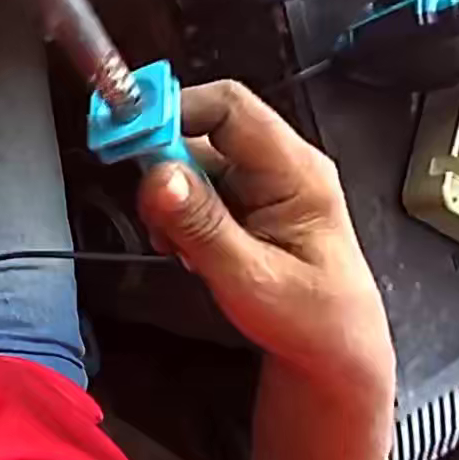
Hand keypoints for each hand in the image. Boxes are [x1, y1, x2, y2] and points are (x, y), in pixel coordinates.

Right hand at [136, 80, 394, 401]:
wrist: (331, 351)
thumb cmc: (313, 318)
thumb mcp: (251, 278)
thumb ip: (202, 227)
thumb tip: (158, 175)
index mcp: (295, 171)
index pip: (228, 108)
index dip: (172, 111)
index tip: (127, 135)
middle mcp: (276, 167)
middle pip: (201, 133)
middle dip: (162, 165)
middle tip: (149, 209)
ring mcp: (258, 186)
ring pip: (192, 164)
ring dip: (167, 198)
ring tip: (177, 244)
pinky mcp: (241, 206)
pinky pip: (194, 191)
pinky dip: (174, 214)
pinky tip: (185, 248)